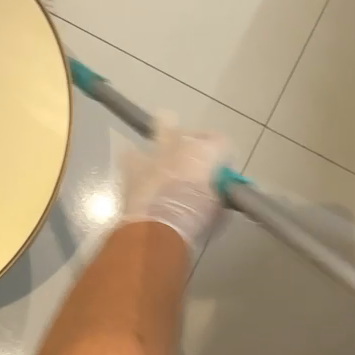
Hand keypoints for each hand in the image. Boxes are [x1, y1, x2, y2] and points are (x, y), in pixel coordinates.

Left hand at [117, 119, 229, 249]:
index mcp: (207, 151)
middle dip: (193, 142)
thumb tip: (216, 191)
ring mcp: (155, 150)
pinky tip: (140, 175)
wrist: (157, 229)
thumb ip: (218, 191)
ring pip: (161, 125)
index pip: (221, 142)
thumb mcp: (218, 209)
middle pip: (191, 131)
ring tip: (167, 159)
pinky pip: (133, 153)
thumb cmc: (194, 220)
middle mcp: (181, 142)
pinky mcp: (132, 163)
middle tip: (194, 163)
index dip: (222, 157)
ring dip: (166, 141)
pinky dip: (137, 161)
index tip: (221, 174)